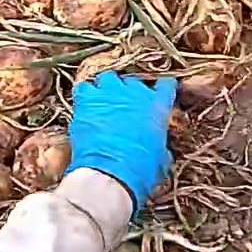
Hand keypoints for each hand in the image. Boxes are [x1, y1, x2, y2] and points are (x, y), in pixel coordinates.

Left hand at [67, 72, 177, 207]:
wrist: (111, 173)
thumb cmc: (140, 169)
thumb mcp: (160, 157)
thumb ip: (160, 144)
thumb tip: (160, 149)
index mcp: (158, 106)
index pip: (167, 85)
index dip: (163, 88)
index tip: (160, 92)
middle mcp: (136, 94)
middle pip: (133, 82)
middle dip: (130, 92)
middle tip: (126, 107)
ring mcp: (110, 94)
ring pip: (108, 78)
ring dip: (107, 89)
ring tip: (104, 102)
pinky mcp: (87, 100)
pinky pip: (84, 88)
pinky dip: (85, 96)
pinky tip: (85, 107)